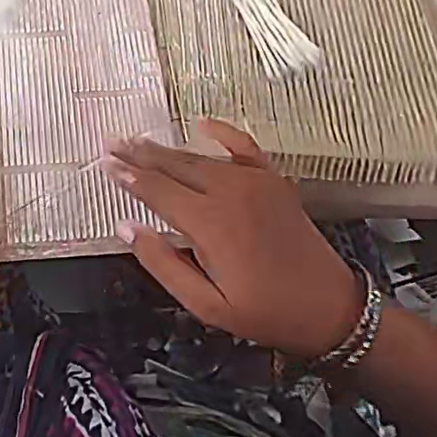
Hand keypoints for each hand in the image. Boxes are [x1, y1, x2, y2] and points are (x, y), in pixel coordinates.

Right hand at [103, 119, 362, 359]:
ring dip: (166, 148)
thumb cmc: (264, 312)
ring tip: (138, 140)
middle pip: (173, 166)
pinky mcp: (274, 182)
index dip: (128, 176)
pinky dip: (222, 133)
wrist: (330, 307)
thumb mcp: (205, 304)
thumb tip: (128, 227)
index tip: (105, 164)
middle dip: (138, 154)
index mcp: (210, 223)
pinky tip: (202, 124)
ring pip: (199, 157)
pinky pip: (243, 147)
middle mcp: (230, 193)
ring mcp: (255, 183)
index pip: (157, 190)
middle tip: (111, 143)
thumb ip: (163, 263)